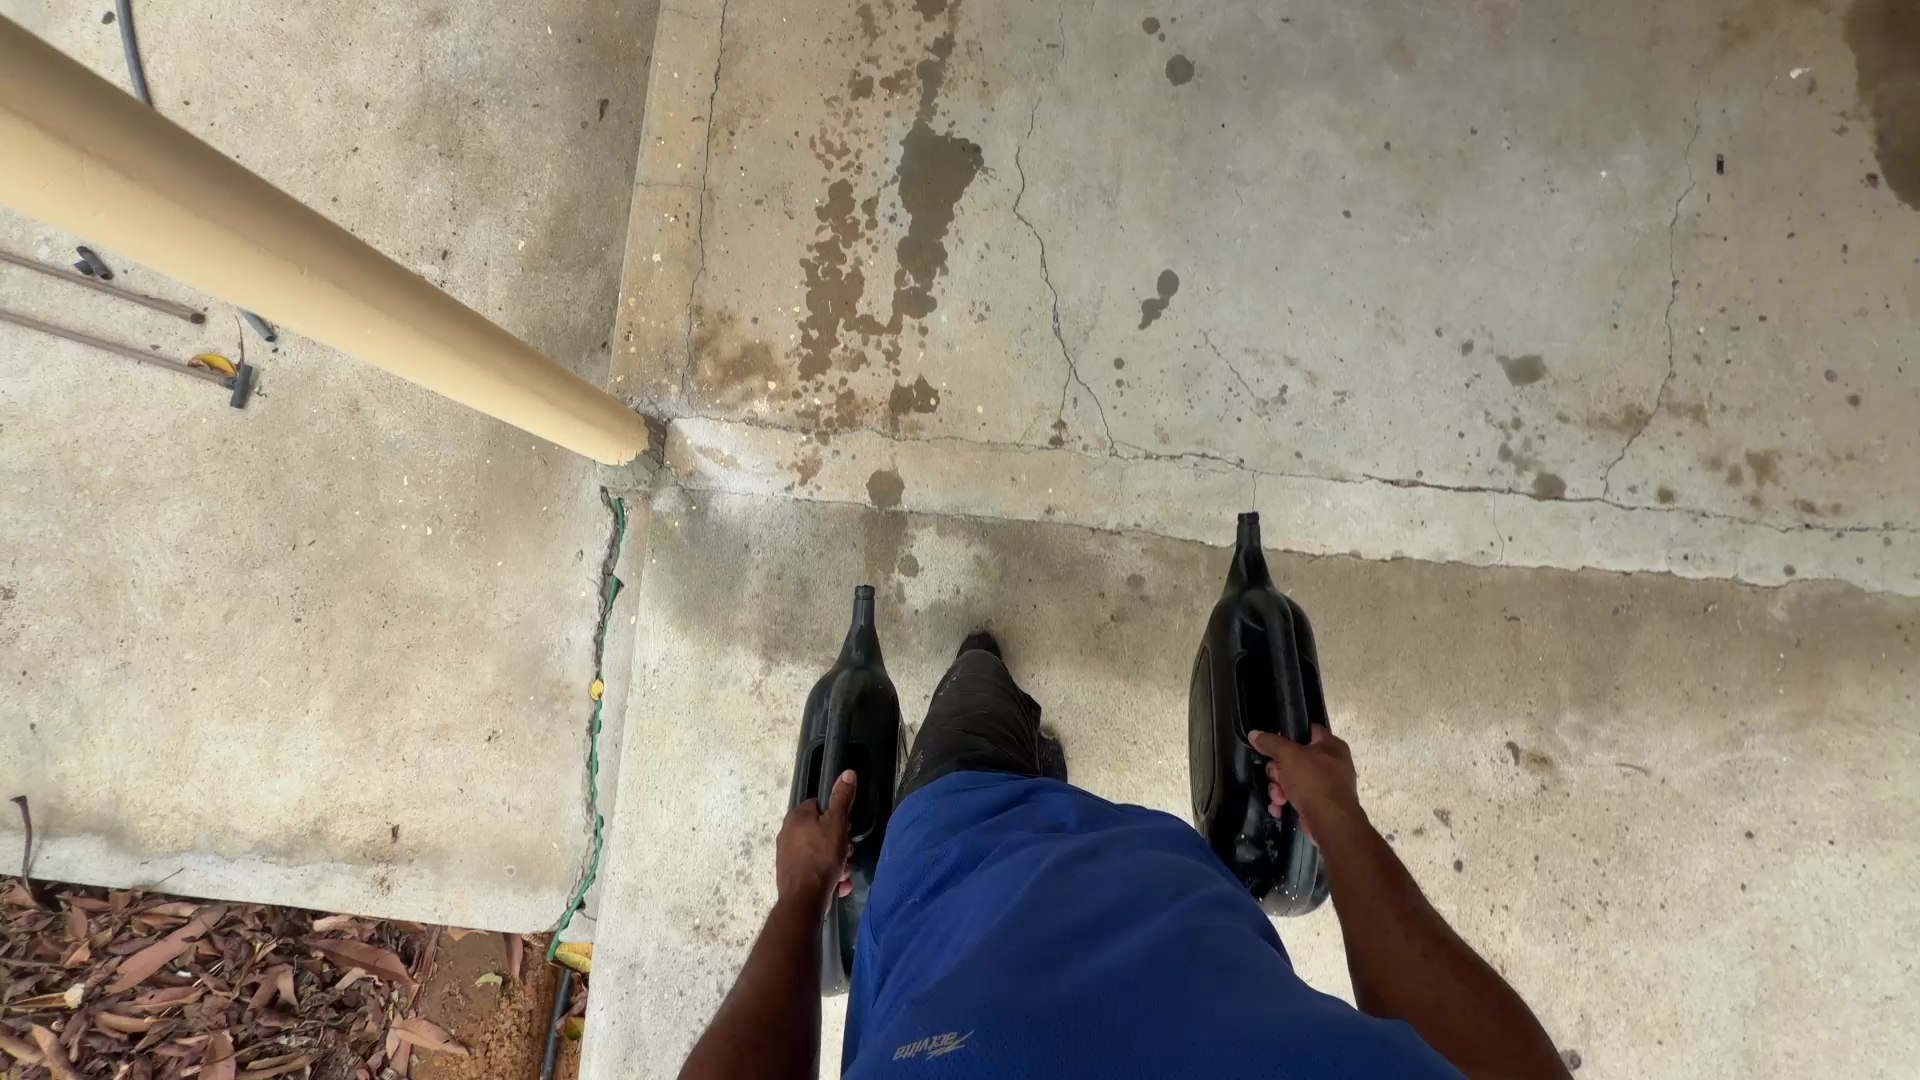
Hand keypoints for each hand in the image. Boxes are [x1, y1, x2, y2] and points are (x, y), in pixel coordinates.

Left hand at [776, 769, 855, 913]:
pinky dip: (827, 876)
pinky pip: (813, 870)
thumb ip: (842, 798)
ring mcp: (787, 856)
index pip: (819, 806)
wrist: (803, 900)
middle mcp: (787, 834)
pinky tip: (838, 886)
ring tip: (845, 874)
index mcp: (796, 817)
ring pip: (819, 853)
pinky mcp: (790, 876)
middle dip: (838, 844)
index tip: (846, 829)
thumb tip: (848, 772)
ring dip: (836, 862)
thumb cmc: (821, 857)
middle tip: (848, 853)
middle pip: (821, 831)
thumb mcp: (837, 824)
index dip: (836, 816)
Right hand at [1247, 725, 1363, 841]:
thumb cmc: (1312, 780)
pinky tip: (1279, 807)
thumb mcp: (1287, 755)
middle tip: (1275, 775)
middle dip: (1278, 770)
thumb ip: (1270, 742)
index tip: (1272, 741)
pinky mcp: (1320, 804)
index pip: (1308, 730)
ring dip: (1279, 788)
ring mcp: (1326, 785)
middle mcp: (1332, 764)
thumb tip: (1254, 734)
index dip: (1289, 733)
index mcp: (1331, 746)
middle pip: (1294, 757)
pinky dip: (1286, 801)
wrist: (1331, 822)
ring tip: (1278, 797)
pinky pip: (1297, 796)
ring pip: (1292, 779)